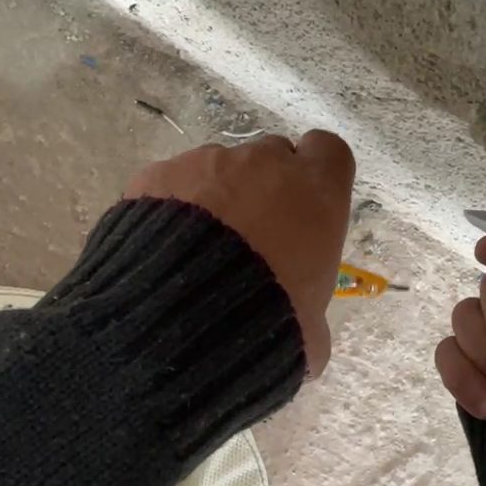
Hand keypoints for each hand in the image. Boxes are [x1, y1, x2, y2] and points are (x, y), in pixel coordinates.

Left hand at [126, 131, 354, 374]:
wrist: (181, 319)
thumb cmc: (267, 319)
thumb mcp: (310, 331)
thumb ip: (312, 313)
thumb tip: (306, 331)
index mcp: (316, 192)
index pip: (329, 153)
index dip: (316, 176)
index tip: (304, 207)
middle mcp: (264, 164)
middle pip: (270, 159)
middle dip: (263, 189)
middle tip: (250, 239)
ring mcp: (206, 162)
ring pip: (217, 170)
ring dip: (214, 201)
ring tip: (198, 253)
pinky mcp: (157, 174)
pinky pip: (170, 185)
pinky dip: (169, 209)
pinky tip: (162, 250)